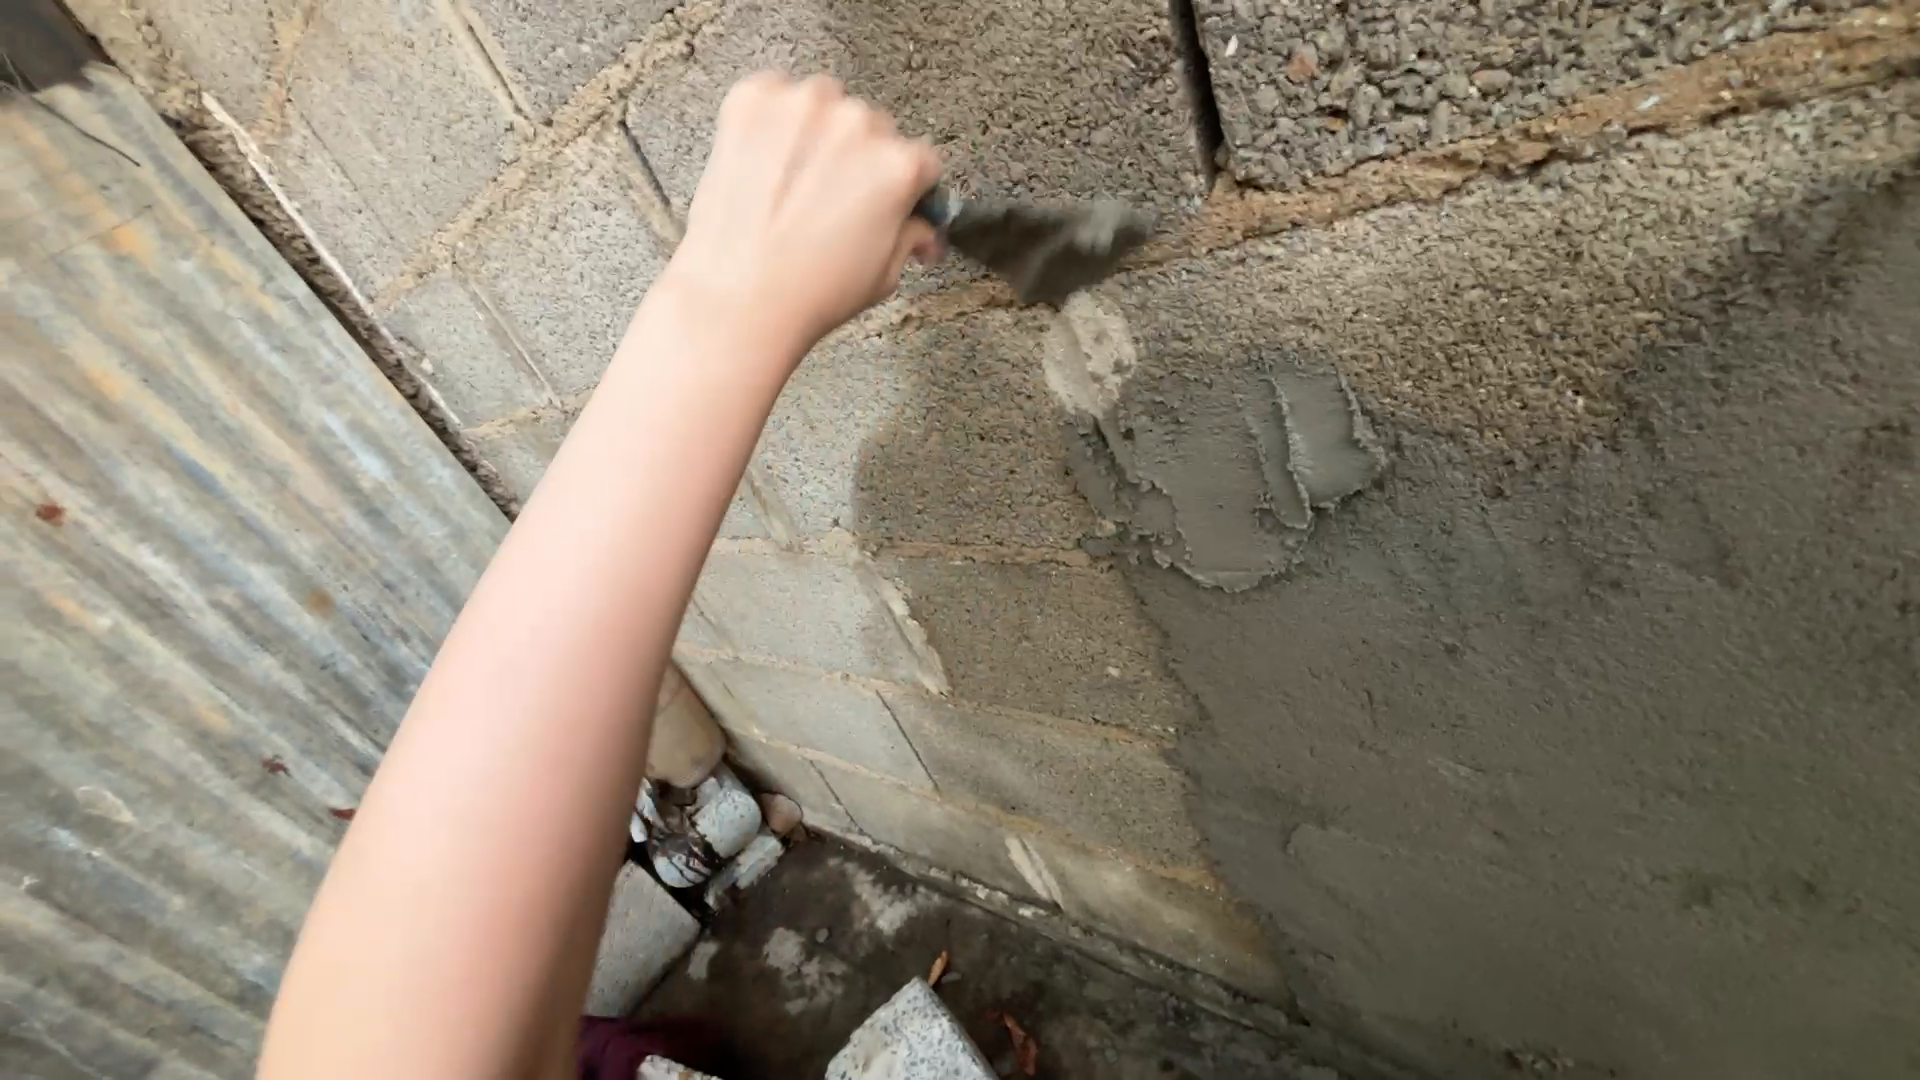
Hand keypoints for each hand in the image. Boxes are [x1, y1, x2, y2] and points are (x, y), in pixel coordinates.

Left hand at [658, 71, 942, 358]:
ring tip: (800, 184)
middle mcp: (855, 126)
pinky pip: (776, 95)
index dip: (910, 189)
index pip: (921, 161)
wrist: (740, 298)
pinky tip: (771, 166)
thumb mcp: (883, 277)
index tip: (894, 202)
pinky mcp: (753, 102)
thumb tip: (921, 232)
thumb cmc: (810, 294)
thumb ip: (910, 239)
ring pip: (826, 105)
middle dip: (863, 161)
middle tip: (839, 202)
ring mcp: (802, 107)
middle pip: (873, 129)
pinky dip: (776, 122)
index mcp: (897, 168)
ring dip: (820, 134)